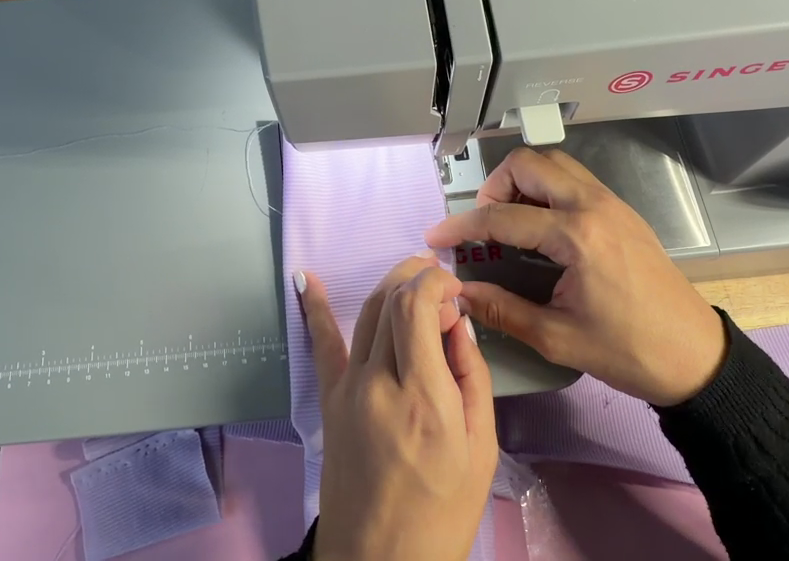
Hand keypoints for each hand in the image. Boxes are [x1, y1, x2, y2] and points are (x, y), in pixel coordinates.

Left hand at [297, 254, 496, 560]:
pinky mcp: (328, 399)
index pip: (416, 307)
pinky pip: (321, 345)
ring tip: (413, 273)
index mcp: (424, 398)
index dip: (436, 283)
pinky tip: (307, 278)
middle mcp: (379, 384)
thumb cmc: (442, 515)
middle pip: (391, 301)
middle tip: (441, 281)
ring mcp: (347, 389)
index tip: (456, 290)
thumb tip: (458, 324)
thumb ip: (473, 379)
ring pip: (366, 313)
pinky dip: (314, 307)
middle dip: (418, 277)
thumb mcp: (482, 451)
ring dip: (390, 284)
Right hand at [425, 148, 725, 405]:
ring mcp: (611, 203)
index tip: (436, 237)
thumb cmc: (629, 351)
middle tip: (481, 223)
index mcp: (576, 236)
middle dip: (493, 186)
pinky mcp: (621, 211)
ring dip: (522, 180)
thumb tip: (460, 293)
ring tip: (507, 219)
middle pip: (528, 164)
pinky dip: (546, 187)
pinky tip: (537, 224)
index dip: (462, 227)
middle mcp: (593, 205)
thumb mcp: (557, 337)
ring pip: (553, 163)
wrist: (697, 357)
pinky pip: (573, 179)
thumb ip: (502, 309)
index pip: (503, 217)